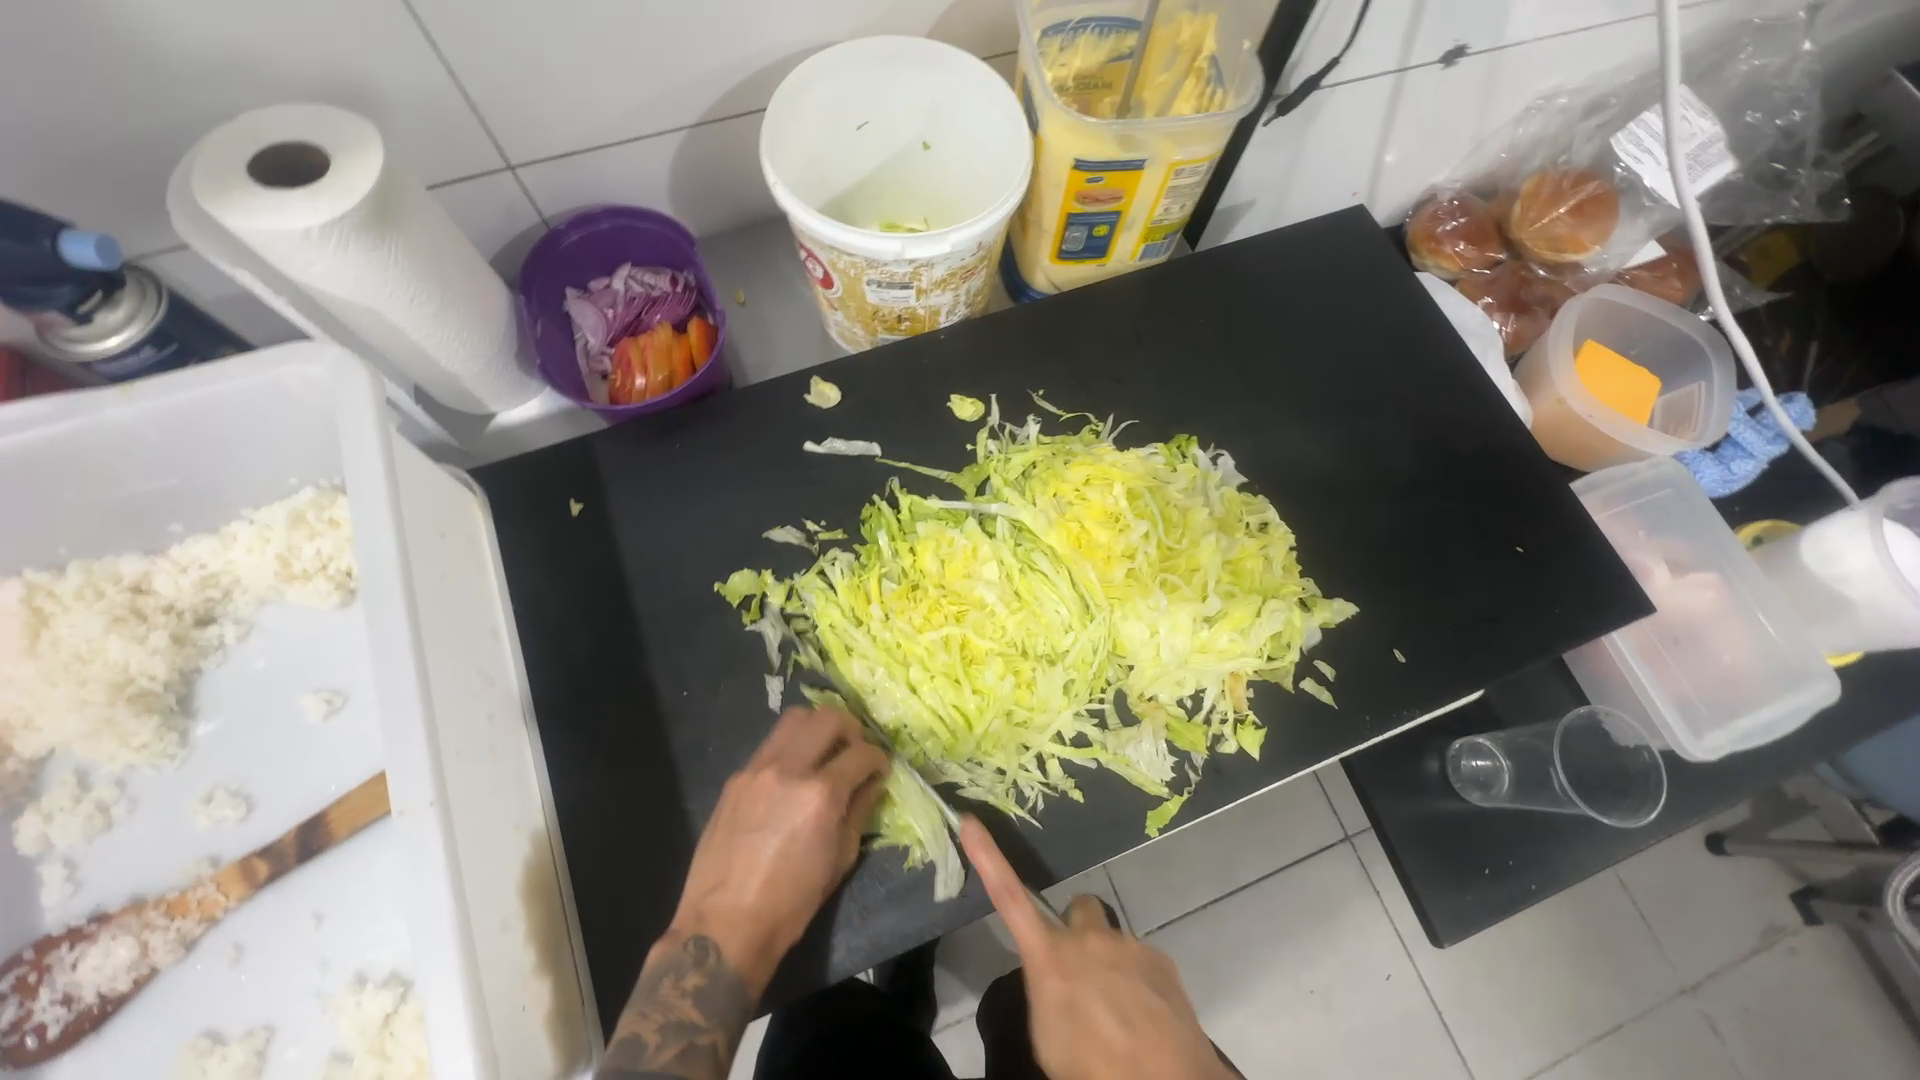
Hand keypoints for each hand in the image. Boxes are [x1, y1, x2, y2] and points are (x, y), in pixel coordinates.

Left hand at [668, 706, 888, 996]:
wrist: (725, 923)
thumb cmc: (792, 902)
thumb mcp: (841, 859)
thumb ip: (860, 810)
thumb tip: (872, 783)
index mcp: (821, 795)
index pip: (862, 754)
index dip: (879, 759)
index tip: (880, 769)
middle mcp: (789, 769)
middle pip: (828, 717)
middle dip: (851, 729)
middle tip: (854, 751)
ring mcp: (757, 769)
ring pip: (794, 719)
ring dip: (817, 728)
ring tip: (824, 753)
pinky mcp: (736, 778)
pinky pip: (770, 745)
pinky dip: (790, 748)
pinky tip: (793, 775)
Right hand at [960, 815, 1233, 1079]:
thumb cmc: (1091, 1067)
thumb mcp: (1047, 1037)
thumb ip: (1044, 992)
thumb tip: (1051, 979)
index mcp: (1049, 958)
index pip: (1010, 898)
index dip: (988, 858)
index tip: (971, 821)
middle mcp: (1087, 939)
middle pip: (1078, 910)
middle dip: (1077, 931)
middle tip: (1081, 974)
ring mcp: (1128, 945)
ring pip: (1112, 939)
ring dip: (1109, 961)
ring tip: (1118, 1008)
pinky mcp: (1160, 959)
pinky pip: (1142, 959)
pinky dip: (1139, 980)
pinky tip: (1144, 1015)